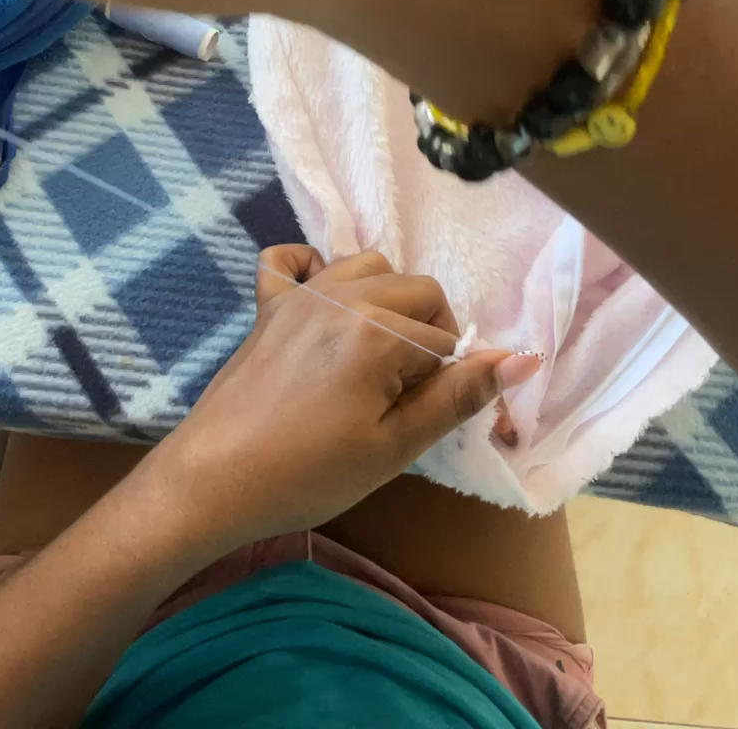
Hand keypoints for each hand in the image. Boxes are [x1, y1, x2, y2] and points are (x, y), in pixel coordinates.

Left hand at [134, 245, 540, 547]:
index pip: (445, 339)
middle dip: (429, 330)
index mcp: (379, 330)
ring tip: (376, 347)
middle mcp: (343, 295)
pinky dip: (311, 267)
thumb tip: (520, 358)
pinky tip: (320, 299)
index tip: (426, 413)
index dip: (449, 378)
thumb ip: (457, 396)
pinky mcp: (267, 304)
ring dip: (386, 296)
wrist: (216, 479)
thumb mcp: (395, 446)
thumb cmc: (310, 473)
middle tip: (406, 387)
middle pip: (417, 289)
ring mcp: (300, 294)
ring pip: (367, 263)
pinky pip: (289, 259)